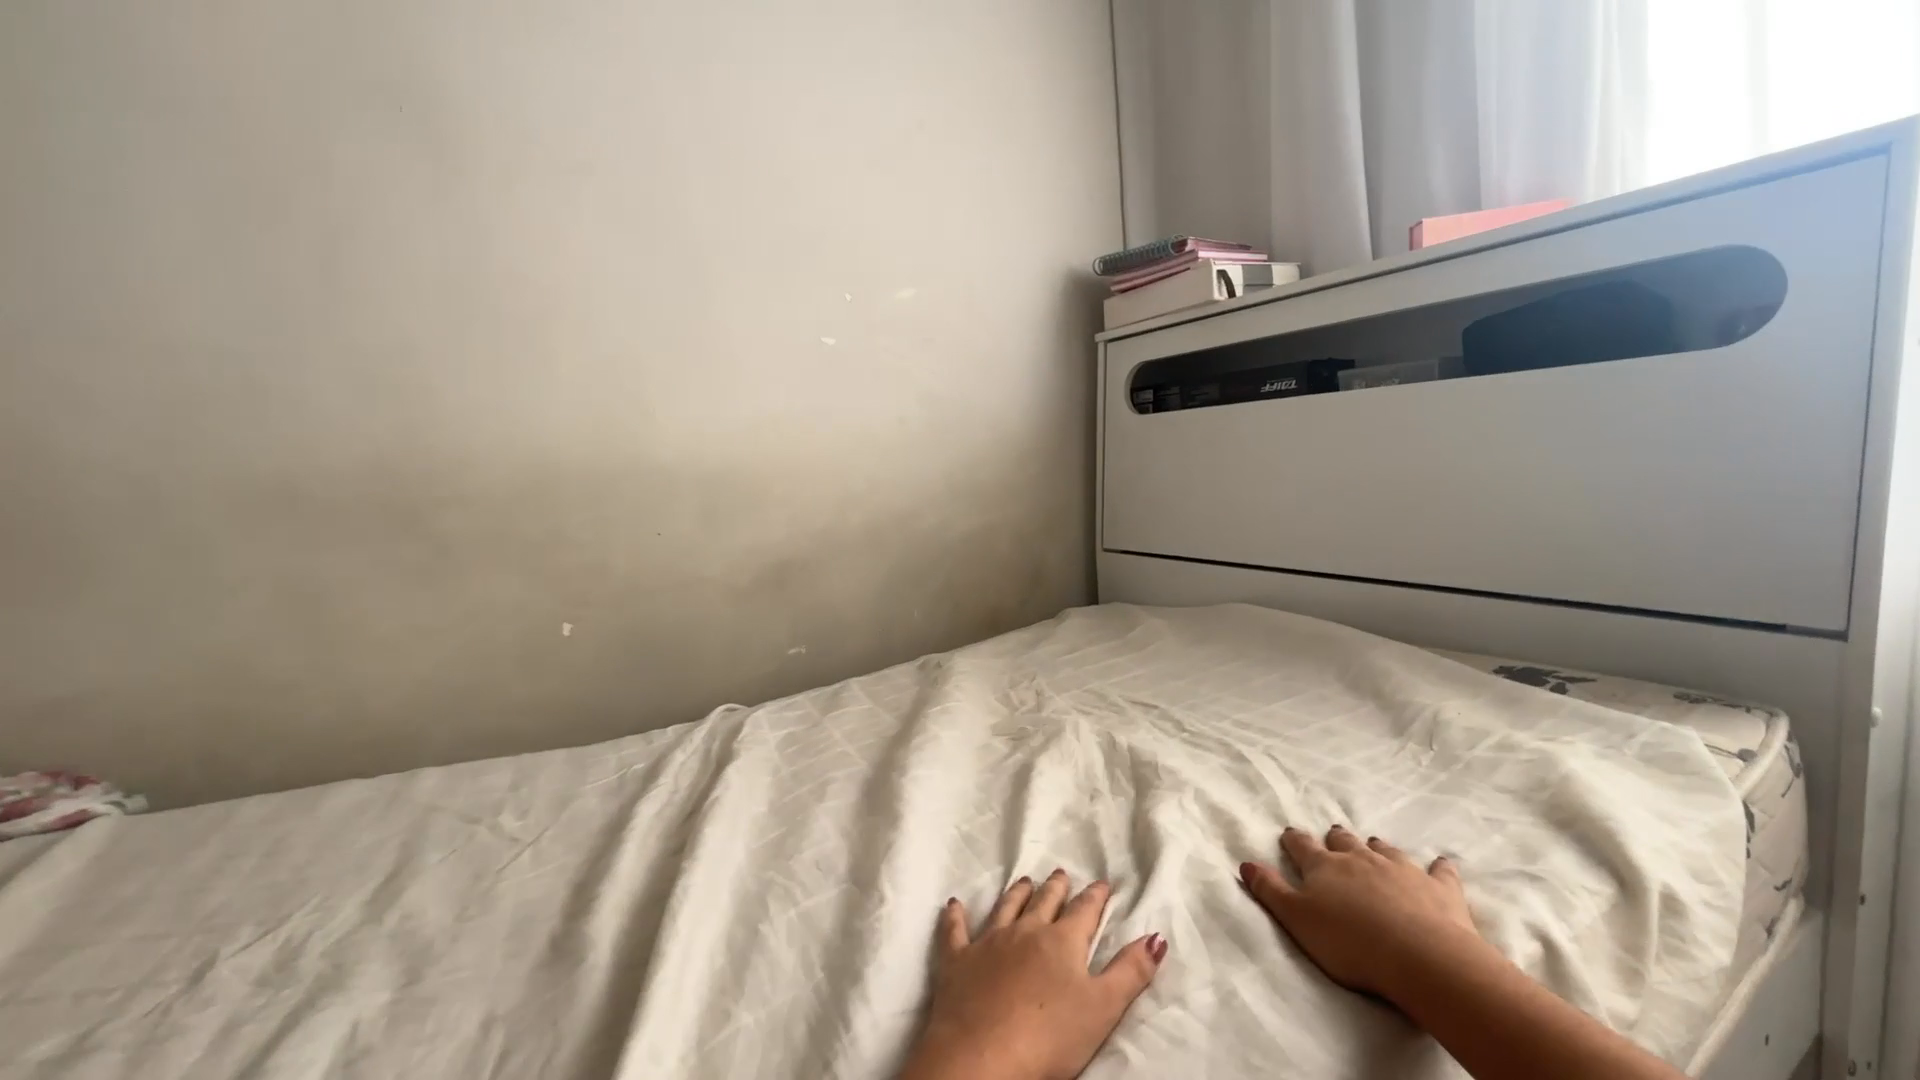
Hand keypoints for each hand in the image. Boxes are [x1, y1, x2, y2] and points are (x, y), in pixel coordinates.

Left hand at [899, 870, 1165, 1079]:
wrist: (981, 1057)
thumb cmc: (1049, 1038)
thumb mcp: (1103, 1009)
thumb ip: (1131, 972)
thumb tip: (1156, 936)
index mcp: (1062, 942)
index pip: (1084, 912)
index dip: (1095, 898)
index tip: (1102, 883)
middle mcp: (1024, 932)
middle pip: (1044, 903)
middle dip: (1055, 888)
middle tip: (1060, 873)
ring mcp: (987, 943)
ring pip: (1005, 908)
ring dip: (1016, 894)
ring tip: (1023, 880)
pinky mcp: (956, 961)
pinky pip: (955, 931)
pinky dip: (955, 916)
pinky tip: (954, 904)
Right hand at [1240, 825, 1488, 1004]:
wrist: (1421, 957)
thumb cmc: (1349, 942)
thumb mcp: (1296, 919)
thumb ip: (1270, 891)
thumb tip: (1245, 863)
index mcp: (1324, 867)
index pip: (1303, 847)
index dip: (1294, 840)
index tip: (1289, 834)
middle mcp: (1361, 859)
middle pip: (1344, 843)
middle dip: (1336, 839)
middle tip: (1333, 835)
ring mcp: (1402, 869)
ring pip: (1385, 850)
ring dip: (1377, 847)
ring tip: (1374, 844)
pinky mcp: (1439, 888)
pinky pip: (1439, 871)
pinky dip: (1438, 867)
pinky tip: (1441, 863)